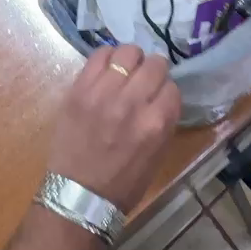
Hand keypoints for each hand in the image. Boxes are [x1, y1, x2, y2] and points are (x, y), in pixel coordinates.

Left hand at [47, 44, 182, 208]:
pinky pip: (99, 54)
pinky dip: (108, 57)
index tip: (158, 97)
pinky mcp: (79, 89)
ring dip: (131, 60)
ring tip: (125, 72)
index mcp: (156, 124)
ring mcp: (103, 93)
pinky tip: (107, 70)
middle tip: (143, 82)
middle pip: (155, 64)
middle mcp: (132, 103)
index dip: (166, 91)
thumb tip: (163, 93)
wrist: (77, 197)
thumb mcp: (157, 155)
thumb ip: (163, 119)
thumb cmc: (123, 183)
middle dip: (153, 72)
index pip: (172, 86)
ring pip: (128, 52)